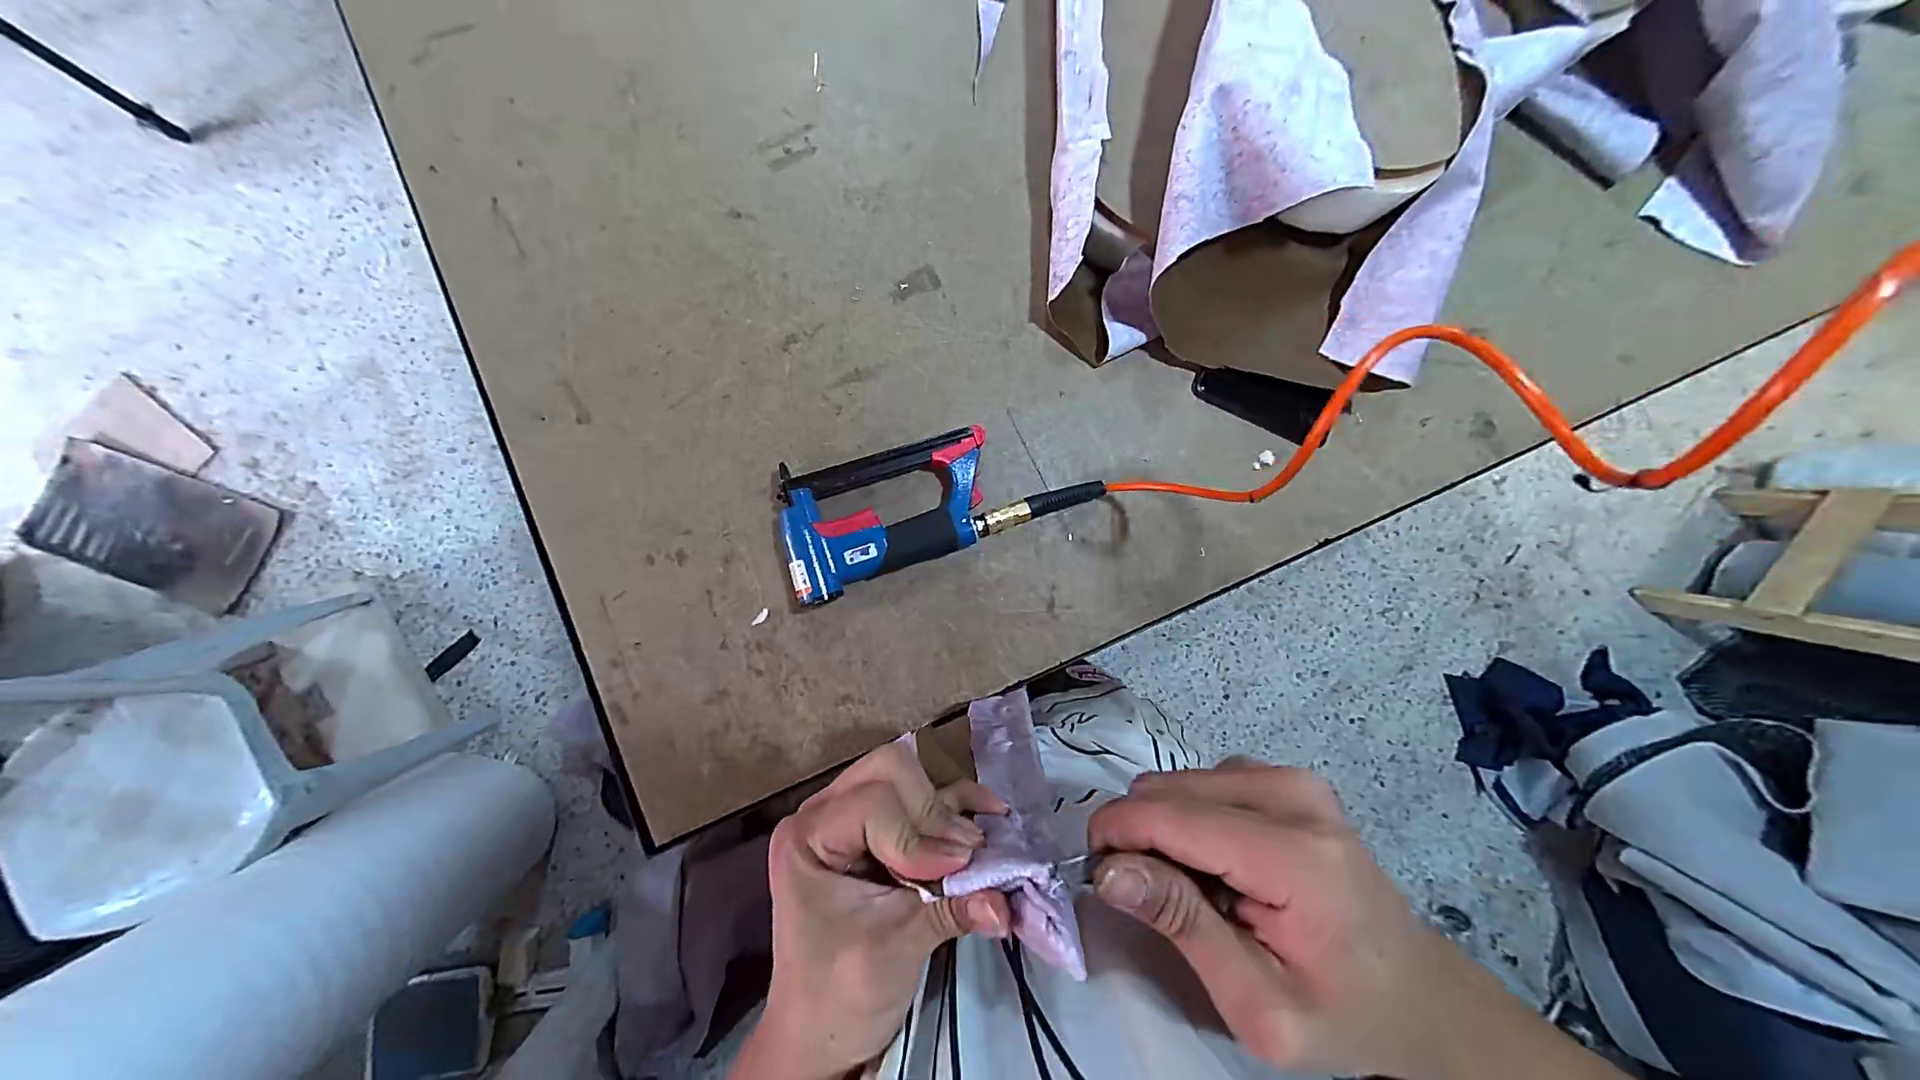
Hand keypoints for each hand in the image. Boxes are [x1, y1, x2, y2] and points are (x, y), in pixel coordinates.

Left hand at [732, 739, 1012, 1079]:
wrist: (822, 1032)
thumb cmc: (838, 994)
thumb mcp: (894, 950)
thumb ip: (950, 913)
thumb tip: (1004, 900)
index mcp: (808, 836)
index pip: (873, 803)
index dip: (915, 838)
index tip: (947, 877)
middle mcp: (826, 812)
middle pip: (890, 771)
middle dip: (930, 811)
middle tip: (960, 858)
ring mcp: (853, 814)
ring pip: (908, 774)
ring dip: (945, 807)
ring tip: (976, 846)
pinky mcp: (882, 827)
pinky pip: (921, 794)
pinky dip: (955, 803)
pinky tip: (989, 814)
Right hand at [1088, 762, 1615, 1079]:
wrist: (1418, 995)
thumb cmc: (1342, 1015)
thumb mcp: (1259, 1006)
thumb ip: (1183, 928)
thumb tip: (1109, 869)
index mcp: (1295, 855)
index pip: (1172, 816)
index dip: (1116, 837)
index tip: (1098, 878)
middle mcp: (1293, 793)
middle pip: (1167, 791)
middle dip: (1140, 839)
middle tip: (1157, 900)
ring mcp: (1292, 778)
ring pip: (1177, 782)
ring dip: (1164, 831)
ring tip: (1198, 889)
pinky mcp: (1286, 777)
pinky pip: (1201, 782)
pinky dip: (1189, 820)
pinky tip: (1218, 864)